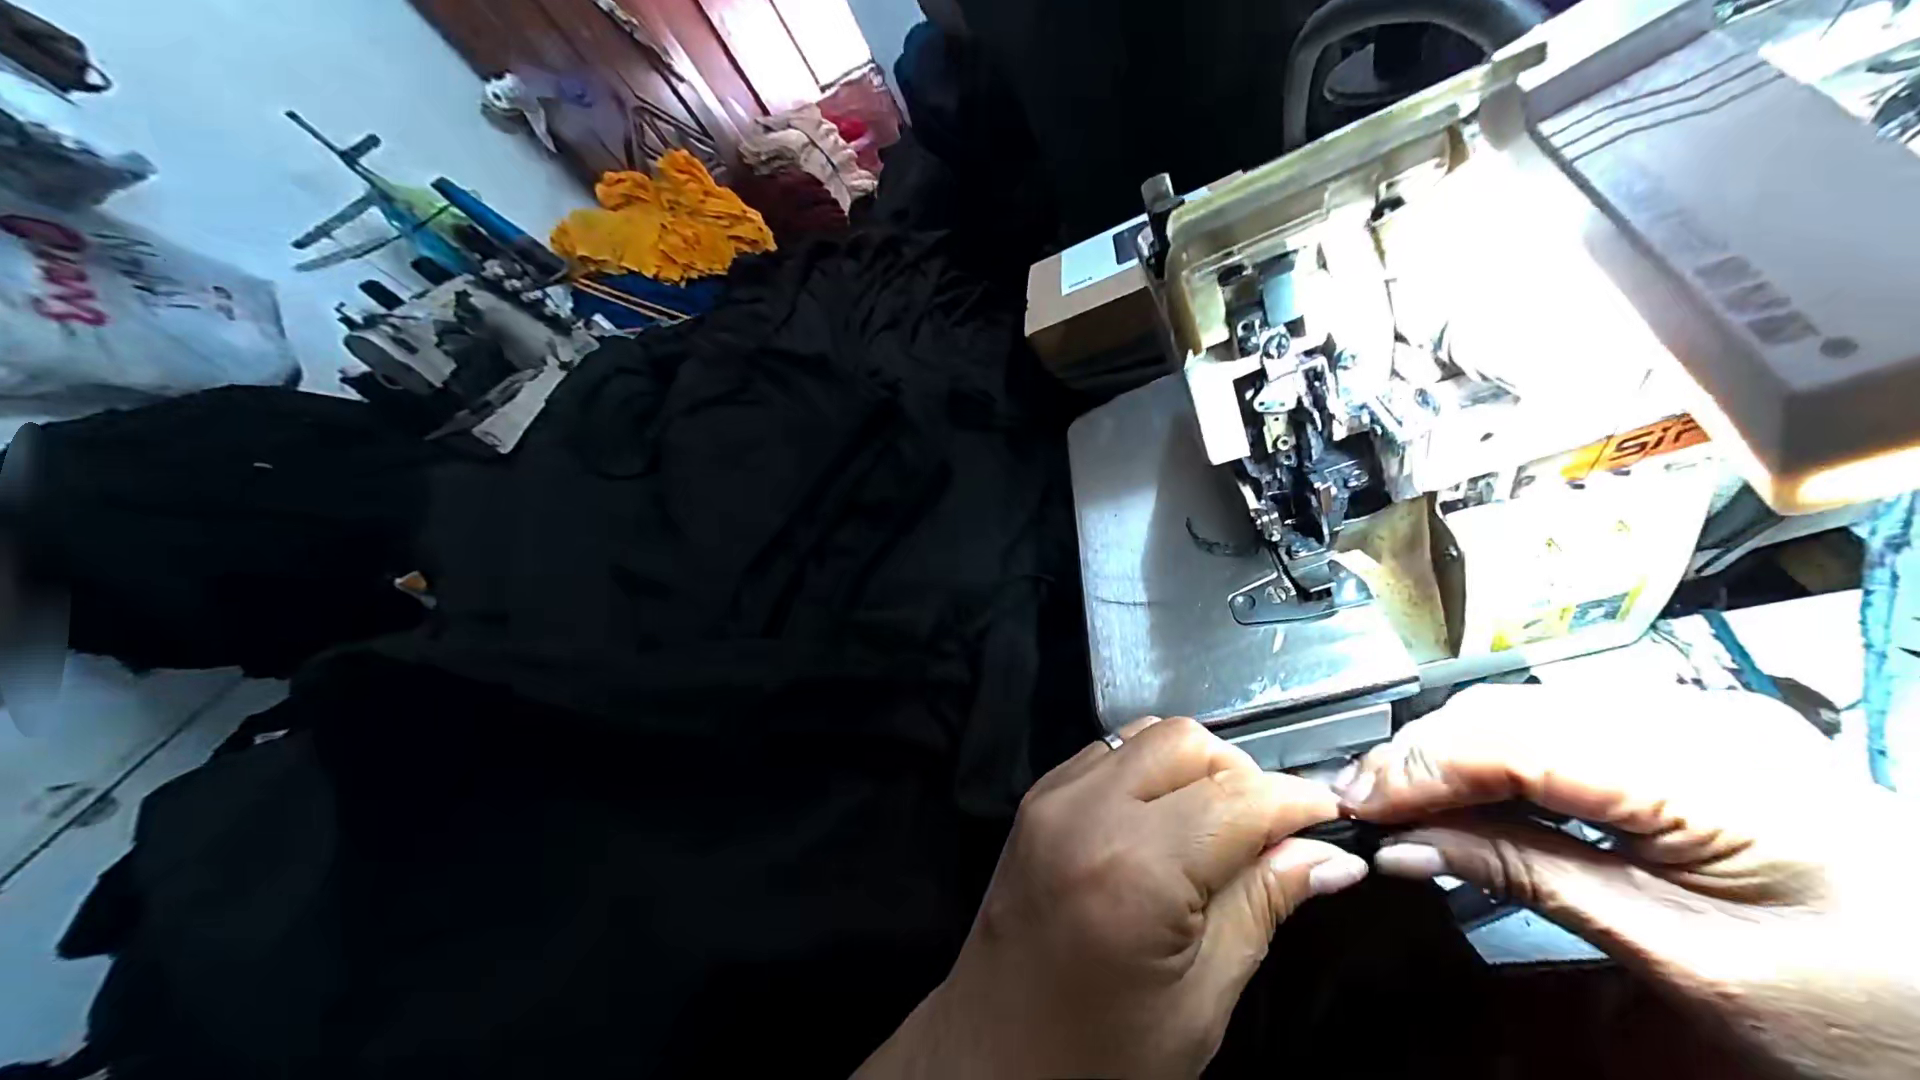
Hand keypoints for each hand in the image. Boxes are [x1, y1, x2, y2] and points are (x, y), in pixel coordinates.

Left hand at [856, 716, 1370, 1078]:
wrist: (993, 1052)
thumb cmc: (1102, 1051)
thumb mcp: (1202, 998)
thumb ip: (1263, 905)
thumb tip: (1331, 855)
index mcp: (1133, 867)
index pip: (1237, 798)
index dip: (1296, 802)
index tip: (1331, 819)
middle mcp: (1085, 810)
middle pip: (1188, 742)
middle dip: (1242, 776)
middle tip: (1268, 832)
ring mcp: (1052, 796)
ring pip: (1147, 734)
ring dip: (1195, 767)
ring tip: (1216, 826)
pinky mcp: (1036, 797)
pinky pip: (1108, 752)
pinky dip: (1148, 770)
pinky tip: (1163, 820)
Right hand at [1340, 683, 1919, 1079]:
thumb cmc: (1877, 1016)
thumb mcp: (1689, 961)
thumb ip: (1531, 881)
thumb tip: (1405, 847)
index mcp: (1727, 776)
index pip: (1518, 740)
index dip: (1419, 766)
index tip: (1355, 802)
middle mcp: (1703, 718)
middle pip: (1506, 710)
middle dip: (1418, 757)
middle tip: (1361, 804)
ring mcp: (1692, 715)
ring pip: (1515, 707)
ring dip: (1443, 752)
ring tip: (1397, 798)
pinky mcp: (1678, 729)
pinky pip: (1548, 722)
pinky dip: (1486, 753)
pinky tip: (1459, 787)